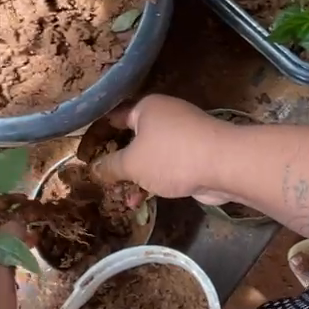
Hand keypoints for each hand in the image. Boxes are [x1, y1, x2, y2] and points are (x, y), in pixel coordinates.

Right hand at [90, 95, 238, 203]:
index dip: (97, 132)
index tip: (83, 151)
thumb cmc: (171, 157)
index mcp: (147, 107)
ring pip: (150, 155)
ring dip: (136, 176)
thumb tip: (94, 168)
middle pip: (133, 137)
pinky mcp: (195, 155)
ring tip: (121, 197)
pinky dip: (154, 180)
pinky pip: (167, 166)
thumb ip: (110, 166)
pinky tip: (141, 201)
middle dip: (117, 160)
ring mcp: (182, 135)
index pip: (114, 115)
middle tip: (101, 179)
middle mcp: (164, 116)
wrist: (224, 164)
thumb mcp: (132, 163)